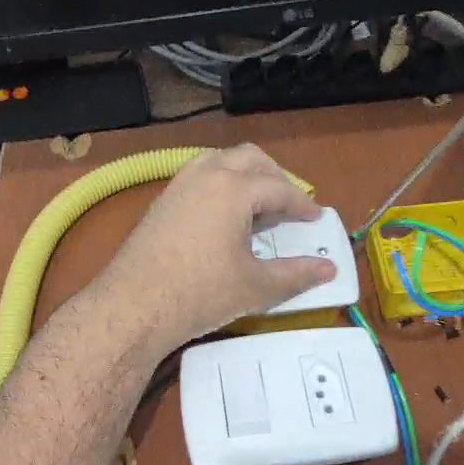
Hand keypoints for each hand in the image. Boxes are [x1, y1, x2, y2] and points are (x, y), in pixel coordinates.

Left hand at [83, 144, 336, 354]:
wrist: (134, 305)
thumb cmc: (200, 293)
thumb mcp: (256, 286)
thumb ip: (296, 274)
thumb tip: (329, 270)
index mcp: (234, 188)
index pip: (278, 188)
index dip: (301, 204)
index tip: (315, 218)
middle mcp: (206, 175)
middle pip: (249, 159)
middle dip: (274, 177)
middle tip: (288, 205)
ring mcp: (178, 184)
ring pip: (219, 161)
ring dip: (244, 175)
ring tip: (257, 206)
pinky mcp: (161, 200)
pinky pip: (198, 176)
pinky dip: (219, 184)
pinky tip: (223, 217)